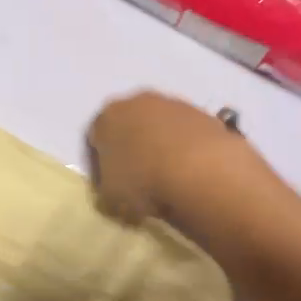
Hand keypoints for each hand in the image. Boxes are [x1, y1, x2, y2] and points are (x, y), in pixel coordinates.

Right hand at [87, 92, 255, 223]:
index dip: (103, 162)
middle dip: (134, 147)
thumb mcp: (110, 198)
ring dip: (163, 144)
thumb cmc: (143, 183)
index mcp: (106, 118)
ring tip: (172, 176)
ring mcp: (173, 104)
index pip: (96, 138)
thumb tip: (115, 189)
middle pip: (131, 125)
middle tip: (143, 177)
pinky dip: (188, 146)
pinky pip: (188, 132)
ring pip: (161, 125)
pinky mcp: (203, 113)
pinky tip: (194, 169)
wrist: (199, 170)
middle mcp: (137, 101)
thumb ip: (107, 188)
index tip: (115, 183)